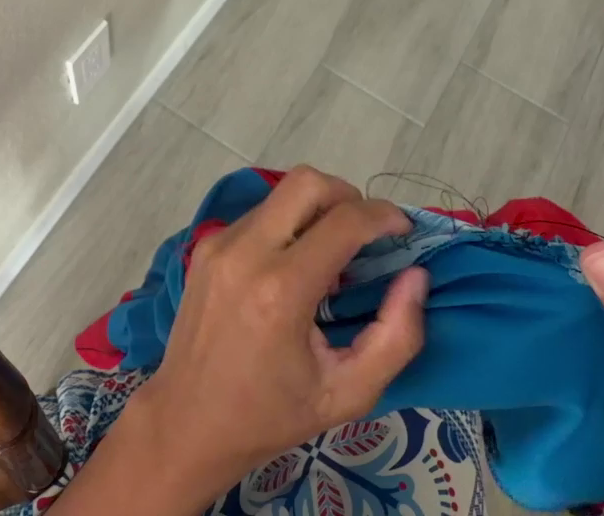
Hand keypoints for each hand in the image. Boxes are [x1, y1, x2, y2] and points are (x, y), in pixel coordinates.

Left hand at [50, 166, 427, 513]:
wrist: (187, 422)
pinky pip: (260, 213)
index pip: (344, 221)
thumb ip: (397, 335)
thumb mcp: (349, 393)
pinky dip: (289, 224)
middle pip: (307, 182)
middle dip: (349, 196)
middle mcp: (245, 252)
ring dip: (318, 209)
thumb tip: (415, 276)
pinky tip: (296, 266)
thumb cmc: (271, 414)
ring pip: (282, 193)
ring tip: (333, 257)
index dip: (385, 216)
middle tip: (368, 234)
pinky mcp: (205, 245)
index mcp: (281, 290)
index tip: (405, 232)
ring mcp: (218, 243)